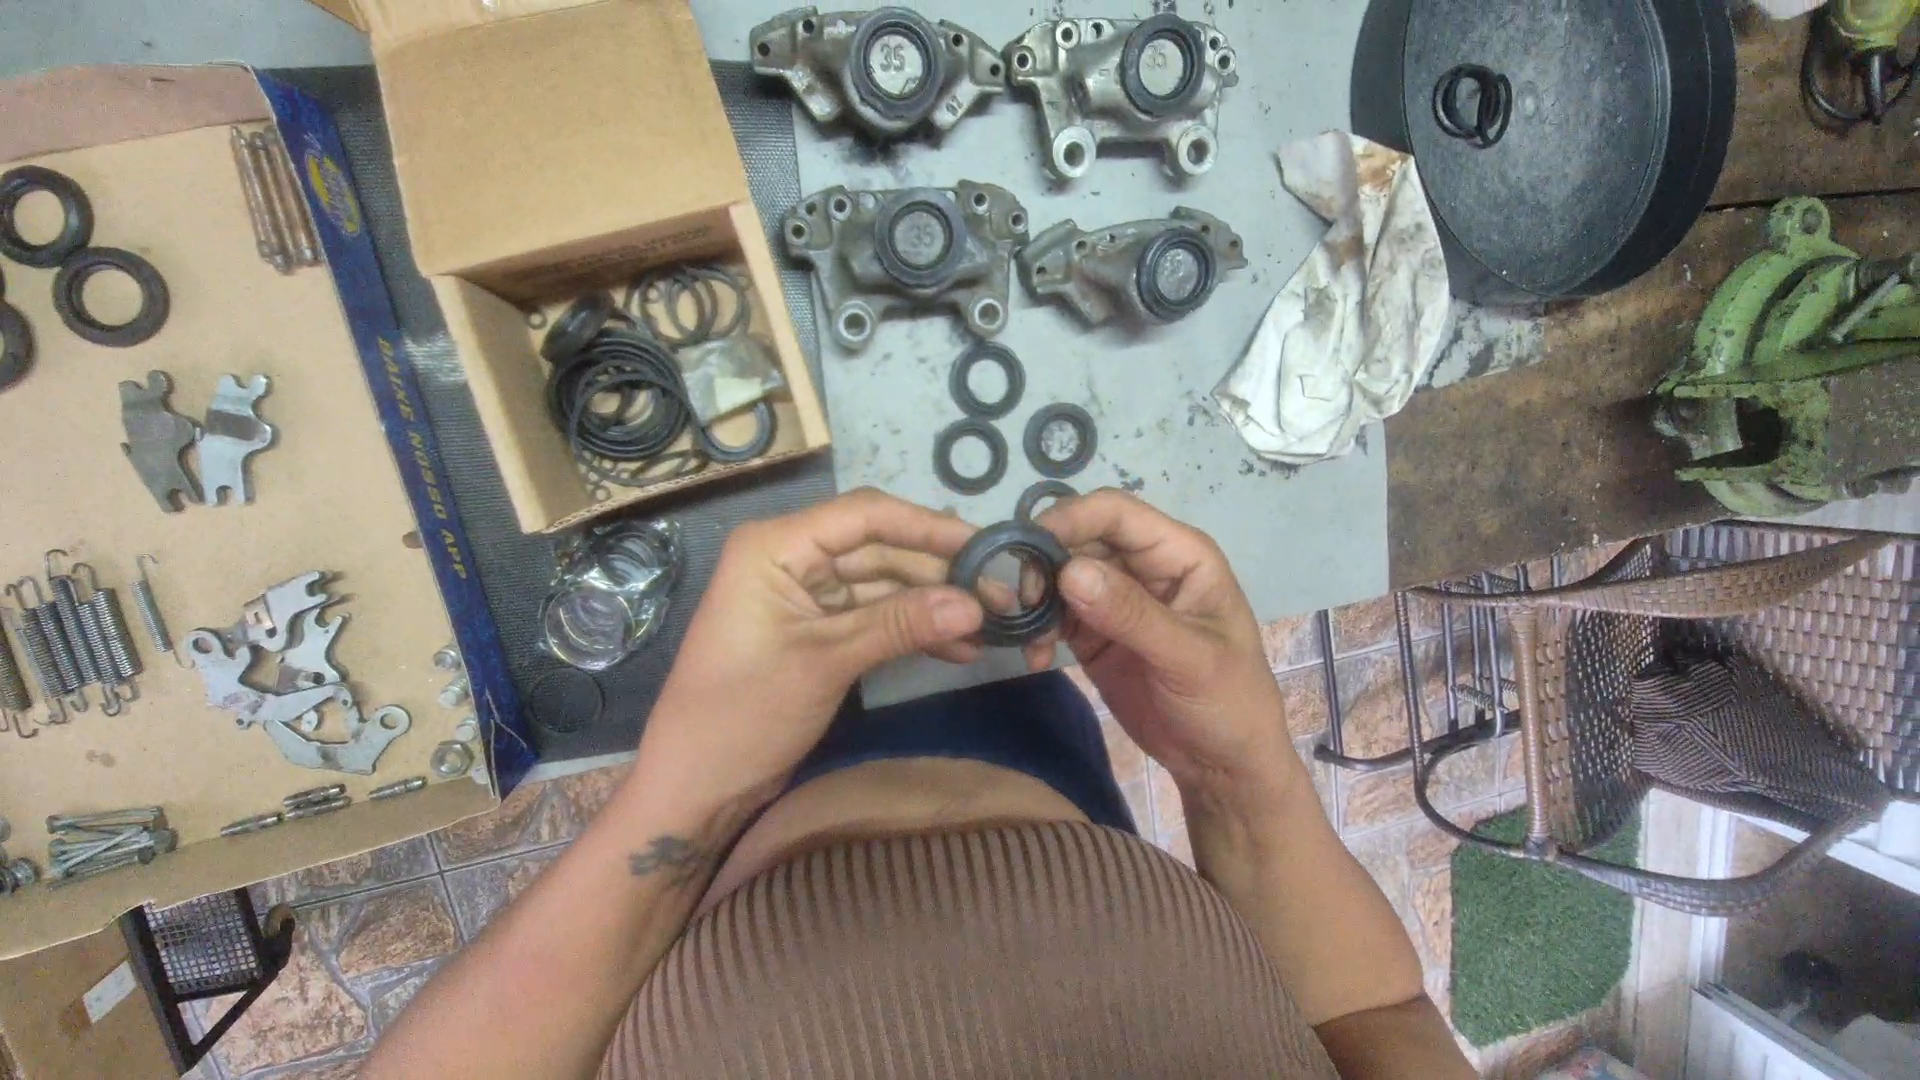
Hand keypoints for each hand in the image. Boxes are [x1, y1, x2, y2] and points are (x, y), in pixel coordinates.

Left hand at [638, 489, 986, 807]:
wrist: (695, 787)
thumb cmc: (743, 714)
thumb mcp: (826, 662)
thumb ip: (900, 624)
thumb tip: (976, 604)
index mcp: (776, 545)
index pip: (866, 515)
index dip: (929, 527)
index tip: (985, 547)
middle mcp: (792, 557)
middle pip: (880, 548)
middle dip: (939, 573)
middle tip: (1000, 597)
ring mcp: (806, 594)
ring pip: (883, 584)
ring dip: (932, 605)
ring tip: (990, 627)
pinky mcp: (817, 629)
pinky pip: (873, 616)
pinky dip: (912, 630)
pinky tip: (958, 648)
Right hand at [1030, 490, 1295, 801]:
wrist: (1222, 764)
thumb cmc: (1227, 702)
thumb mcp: (1188, 657)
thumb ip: (1132, 614)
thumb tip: (1069, 571)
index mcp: (1177, 554)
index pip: (1115, 513)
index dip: (1070, 519)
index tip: (1029, 548)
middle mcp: (1142, 566)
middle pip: (1078, 539)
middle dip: (1045, 564)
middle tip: (1025, 604)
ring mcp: (1114, 599)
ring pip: (1060, 575)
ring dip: (1037, 600)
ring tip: (1034, 639)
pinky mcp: (1093, 632)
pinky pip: (1055, 614)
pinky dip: (1038, 629)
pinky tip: (1037, 658)